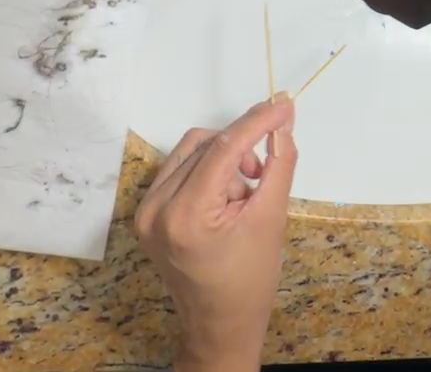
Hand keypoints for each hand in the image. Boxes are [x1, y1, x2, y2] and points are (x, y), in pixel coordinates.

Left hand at [134, 95, 297, 371]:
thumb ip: (279, 163)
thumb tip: (282, 121)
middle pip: (207, 144)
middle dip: (243, 148)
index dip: (257, 121)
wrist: (220, 326)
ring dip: (225, 157)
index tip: (284, 103)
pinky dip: (209, 168)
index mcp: (185, 215)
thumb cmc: (250, 281)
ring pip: (193, 150)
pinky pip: (182, 166)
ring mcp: (146, 209)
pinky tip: (226, 196)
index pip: (224, 147)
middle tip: (263, 173)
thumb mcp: (272, 219)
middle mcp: (156, 208)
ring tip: (244, 192)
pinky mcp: (148, 211)